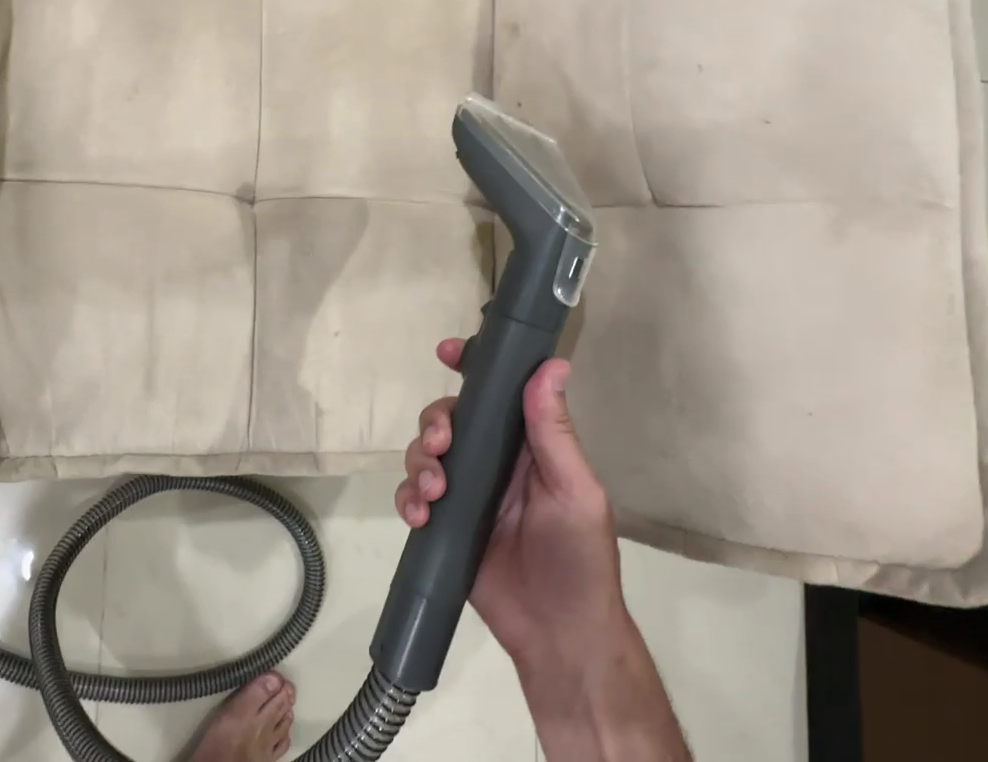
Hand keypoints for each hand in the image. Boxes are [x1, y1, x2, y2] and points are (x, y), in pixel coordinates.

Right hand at [396, 341, 628, 679]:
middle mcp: (493, 462)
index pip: (497, 394)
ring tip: (434, 495)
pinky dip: (408, 500)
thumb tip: (552, 364)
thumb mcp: (574, 491)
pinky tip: (419, 517)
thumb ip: (553, 432)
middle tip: (441, 446)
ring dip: (420, 465)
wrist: (557, 635)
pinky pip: (413, 498)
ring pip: (425, 455)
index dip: (471, 366)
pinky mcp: (444, 525)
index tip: (446, 351)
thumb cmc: (578, 559)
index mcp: (528, 446)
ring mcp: (466, 493)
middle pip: (449, 420)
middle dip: (435, 425)